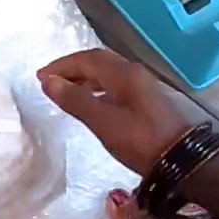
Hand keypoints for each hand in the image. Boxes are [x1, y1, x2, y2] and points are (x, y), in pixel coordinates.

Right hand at [37, 50, 189, 175]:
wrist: (177, 159)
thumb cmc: (138, 140)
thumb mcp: (103, 122)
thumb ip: (75, 100)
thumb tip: (48, 82)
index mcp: (124, 74)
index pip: (87, 59)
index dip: (62, 65)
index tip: (40, 77)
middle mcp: (132, 73)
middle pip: (97, 61)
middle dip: (71, 68)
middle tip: (49, 80)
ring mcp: (140, 86)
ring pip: (106, 73)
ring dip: (83, 77)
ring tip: (63, 90)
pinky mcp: (142, 100)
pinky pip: (113, 84)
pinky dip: (95, 87)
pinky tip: (88, 101)